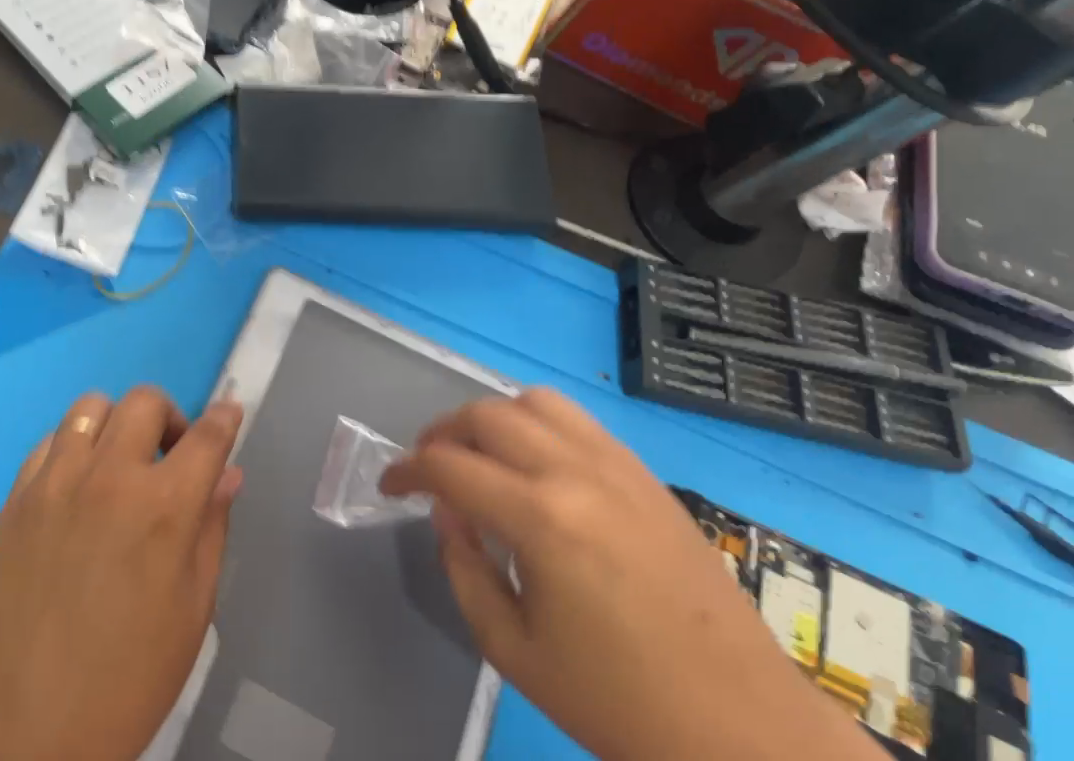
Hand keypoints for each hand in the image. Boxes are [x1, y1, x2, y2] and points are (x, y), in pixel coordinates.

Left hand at [0, 387, 244, 760]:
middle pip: (143, 402)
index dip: (224, 420)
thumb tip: (227, 476)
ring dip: (116, 424)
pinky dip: (71, 449)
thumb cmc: (134, 671)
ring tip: (120, 464)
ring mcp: (54, 482)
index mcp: (164, 506)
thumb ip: (211, 528)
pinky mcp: (16, 498)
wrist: (35, 713)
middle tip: (170, 454)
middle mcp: (108, 476)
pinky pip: (47, 443)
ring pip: (89, 409)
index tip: (229, 414)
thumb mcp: (194, 606)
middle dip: (169, 417)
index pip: (206, 437)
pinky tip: (77, 487)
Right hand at [380, 388, 884, 760]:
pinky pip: (582, 424)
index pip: (448, 465)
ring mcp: (622, 470)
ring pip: (537, 404)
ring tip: (481, 458)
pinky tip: (537, 470)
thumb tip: (447, 512)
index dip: (405, 471)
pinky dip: (541, 428)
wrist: (741, 726)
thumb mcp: (510, 646)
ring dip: (493, 420)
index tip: (389, 487)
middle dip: (441, 435)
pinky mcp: (651, 481)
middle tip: (427, 471)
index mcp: (540, 518)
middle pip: (487, 415)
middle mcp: (579, 474)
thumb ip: (464, 567)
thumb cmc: (614, 698)